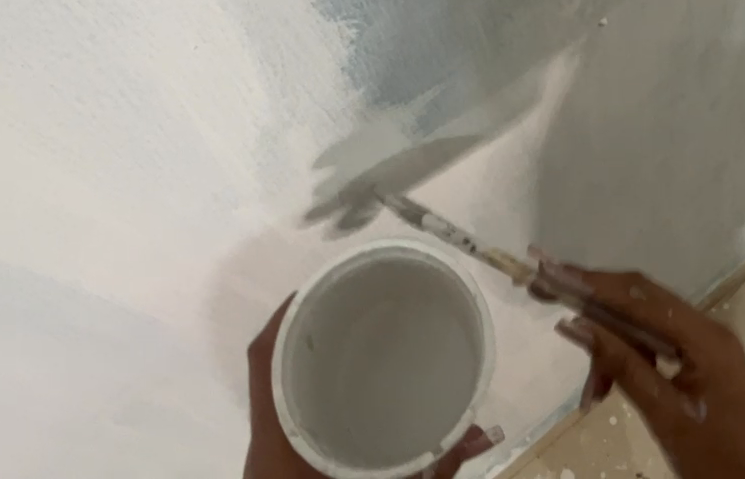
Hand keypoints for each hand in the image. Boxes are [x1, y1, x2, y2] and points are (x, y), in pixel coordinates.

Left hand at [243, 295, 500, 478]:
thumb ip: (434, 470)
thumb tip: (482, 431)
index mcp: (275, 441)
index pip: (262, 359)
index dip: (283, 314)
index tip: (319, 283)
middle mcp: (264, 443)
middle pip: (269, 367)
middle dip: (304, 329)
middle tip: (349, 302)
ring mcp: (267, 457)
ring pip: (275, 390)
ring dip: (305, 358)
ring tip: (348, 329)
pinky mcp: (277, 467)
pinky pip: (285, 414)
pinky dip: (309, 391)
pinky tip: (342, 386)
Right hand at [532, 259, 744, 478]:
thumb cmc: (719, 462)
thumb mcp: (665, 415)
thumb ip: (621, 364)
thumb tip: (574, 322)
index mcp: (704, 335)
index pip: (637, 294)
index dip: (590, 281)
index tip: (549, 269)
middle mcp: (706, 328)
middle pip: (638, 300)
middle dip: (591, 299)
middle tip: (543, 291)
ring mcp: (705, 345)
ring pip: (643, 326)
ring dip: (609, 345)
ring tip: (589, 391)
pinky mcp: (701, 364)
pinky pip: (655, 346)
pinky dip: (627, 360)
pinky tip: (604, 389)